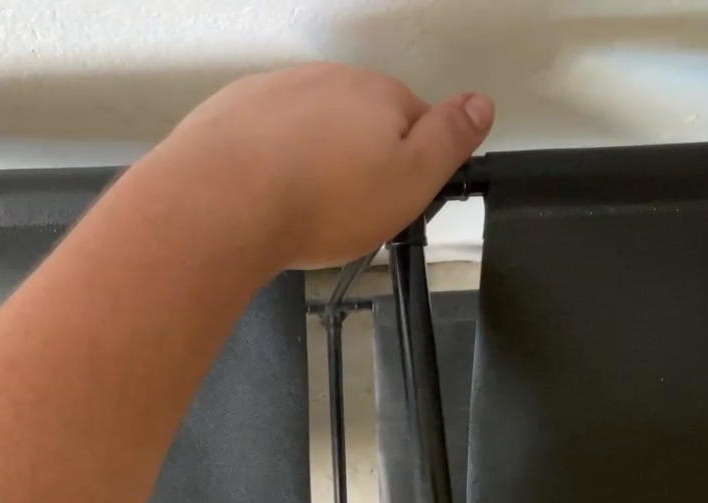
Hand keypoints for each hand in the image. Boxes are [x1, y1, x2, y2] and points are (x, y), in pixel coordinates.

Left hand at [141, 63, 492, 268]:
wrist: (226, 204)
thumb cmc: (317, 201)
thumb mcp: (412, 181)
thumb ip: (451, 141)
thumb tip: (481, 106)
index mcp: (380, 96)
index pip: (415, 123)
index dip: (410, 168)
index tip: (395, 201)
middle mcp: (329, 82)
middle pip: (359, 124)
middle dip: (358, 165)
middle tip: (347, 215)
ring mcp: (277, 94)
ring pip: (310, 132)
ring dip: (312, 165)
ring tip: (303, 212)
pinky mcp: (233, 116)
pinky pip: (266, 143)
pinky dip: (270, 168)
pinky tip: (268, 201)